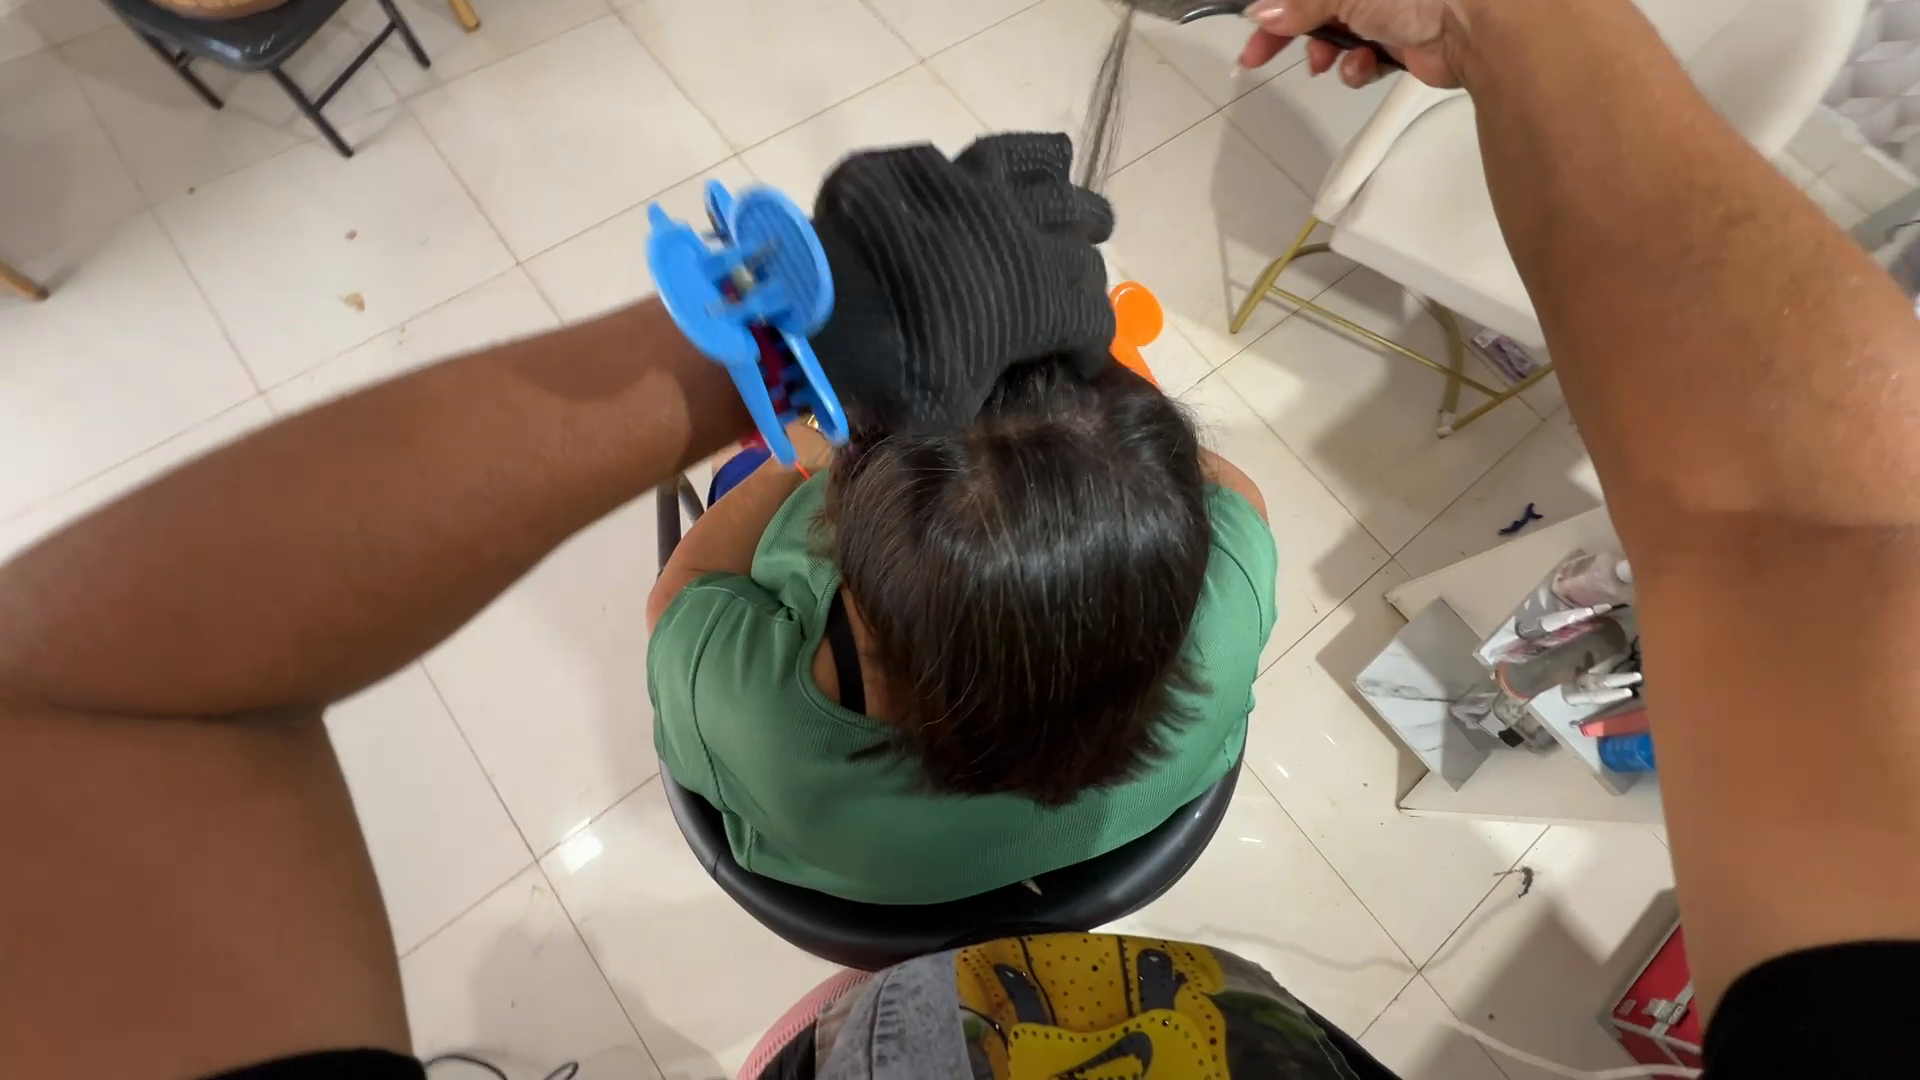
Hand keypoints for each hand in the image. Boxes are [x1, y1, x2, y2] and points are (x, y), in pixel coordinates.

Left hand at [808, 133, 1115, 431]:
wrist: (831, 307)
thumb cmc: (901, 370)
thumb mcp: (958, 403)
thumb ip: (989, 376)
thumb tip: (996, 363)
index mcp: (1040, 303)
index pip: (1090, 320)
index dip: (1094, 344)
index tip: (1085, 361)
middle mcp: (1026, 238)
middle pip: (1080, 250)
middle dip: (1089, 273)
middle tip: (1086, 279)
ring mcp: (980, 194)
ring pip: (1048, 179)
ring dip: (1070, 199)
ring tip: (1077, 201)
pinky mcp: (934, 169)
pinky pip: (982, 156)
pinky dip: (1004, 166)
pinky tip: (1002, 172)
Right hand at [1239, 0, 1470, 88]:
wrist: (1484, 16)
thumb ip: (1300, 2)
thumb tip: (1260, 14)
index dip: (1280, 3)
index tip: (1255, 25)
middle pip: (1322, 3)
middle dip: (1294, 31)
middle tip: (1258, 57)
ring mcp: (1397, 4)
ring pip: (1341, 32)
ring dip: (1327, 52)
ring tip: (1325, 62)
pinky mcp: (1408, 37)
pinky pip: (1368, 56)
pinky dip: (1359, 66)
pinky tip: (1365, 66)